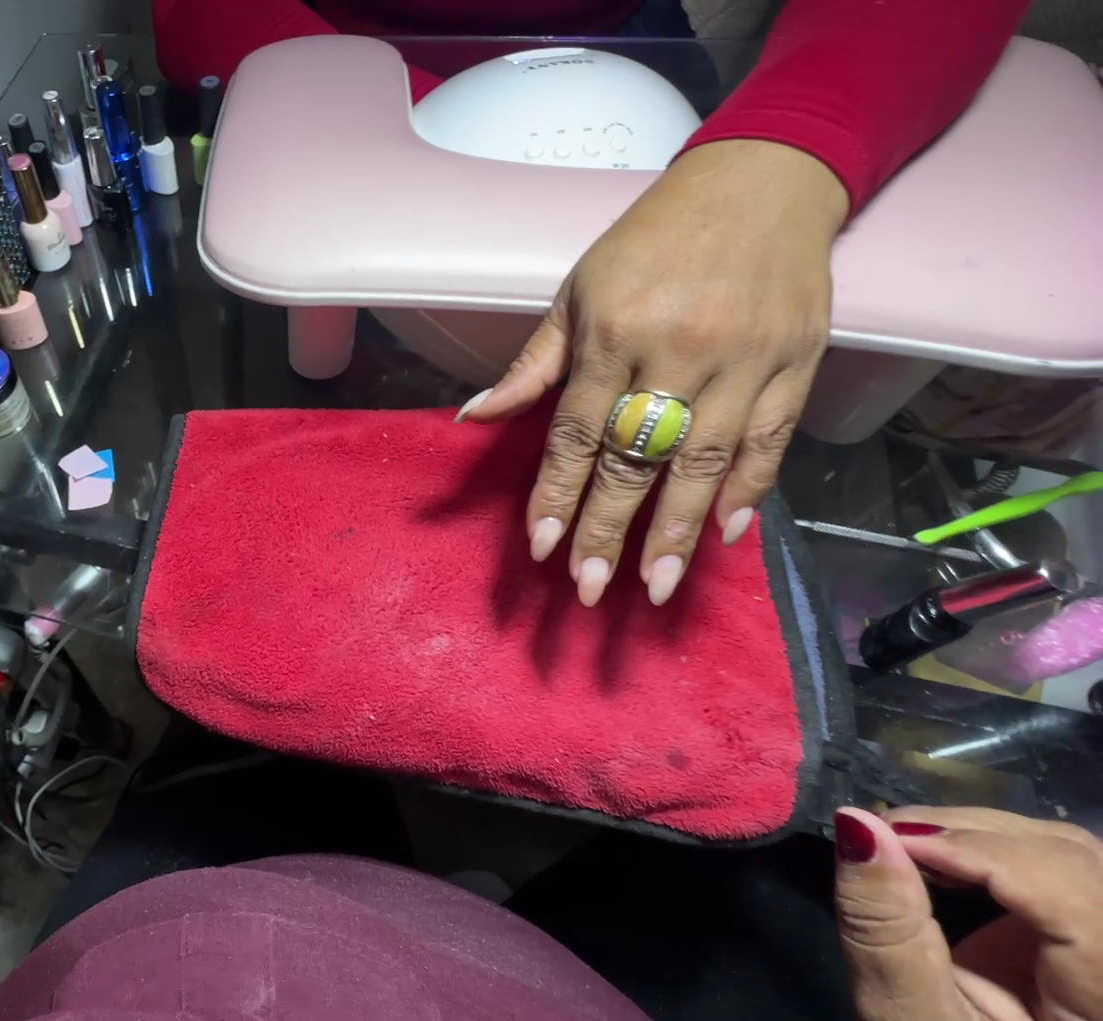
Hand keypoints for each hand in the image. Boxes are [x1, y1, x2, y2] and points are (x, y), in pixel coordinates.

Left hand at [461, 139, 848, 606]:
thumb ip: (531, 365)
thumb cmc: (648, 241)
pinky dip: (752, 489)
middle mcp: (679, 354)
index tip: (542, 547)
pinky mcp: (799, 362)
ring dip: (678, 530)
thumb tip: (472, 416)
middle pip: (635, 459)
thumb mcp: (574, 293)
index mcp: (613, 336)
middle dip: (609, 529)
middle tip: (589, 588)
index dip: (556, 494)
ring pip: (705, 462)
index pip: (576, 435)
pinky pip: (772, 439)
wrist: (763, 180)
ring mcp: (745, 361)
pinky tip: (727, 534)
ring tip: (657, 586)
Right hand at [832, 806, 1102, 1020]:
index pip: (1075, 897)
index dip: (977, 852)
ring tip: (899, 844)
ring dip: (972, 834)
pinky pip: (1054, 865)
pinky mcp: (1092, 933)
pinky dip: (983, 848)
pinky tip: (935, 859)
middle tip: (878, 834)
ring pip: (1066, 851)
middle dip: (967, 833)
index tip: (881, 835)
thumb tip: (856, 825)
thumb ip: (887, 933)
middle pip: (1075, 861)